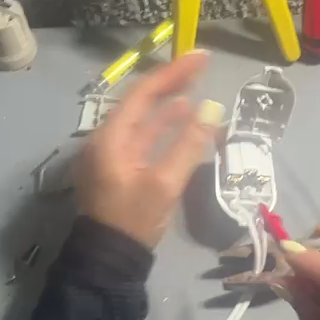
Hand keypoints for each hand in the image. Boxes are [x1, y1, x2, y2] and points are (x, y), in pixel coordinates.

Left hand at [76, 50, 219, 249]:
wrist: (109, 262)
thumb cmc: (133, 220)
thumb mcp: (165, 184)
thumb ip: (188, 144)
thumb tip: (212, 109)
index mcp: (111, 137)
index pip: (143, 93)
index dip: (173, 73)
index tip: (201, 57)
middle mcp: (107, 139)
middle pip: (140, 101)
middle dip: (171, 83)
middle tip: (201, 66)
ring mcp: (112, 154)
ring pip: (142, 119)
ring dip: (168, 104)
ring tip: (196, 89)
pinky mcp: (120, 169)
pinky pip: (143, 137)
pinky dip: (163, 126)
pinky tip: (182, 119)